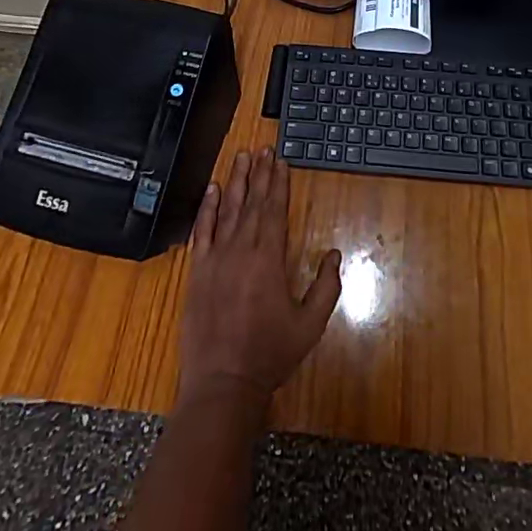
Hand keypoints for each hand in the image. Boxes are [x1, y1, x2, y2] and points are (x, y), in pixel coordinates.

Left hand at [177, 149, 342, 409]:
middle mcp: (240, 251)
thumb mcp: (310, 323)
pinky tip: (212, 190)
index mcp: (268, 260)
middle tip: (262, 149)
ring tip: (241, 158)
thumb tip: (335, 254)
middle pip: (251, 203)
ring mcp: (214, 259)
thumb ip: (325, 286)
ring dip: (235, 182)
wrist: (222, 381)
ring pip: (226, 210)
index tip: (280, 162)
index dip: (278, 184)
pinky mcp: (196, 271)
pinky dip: (207, 208)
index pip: (274, 211)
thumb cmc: (270, 353)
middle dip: (259, 174)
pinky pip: (201, 231)